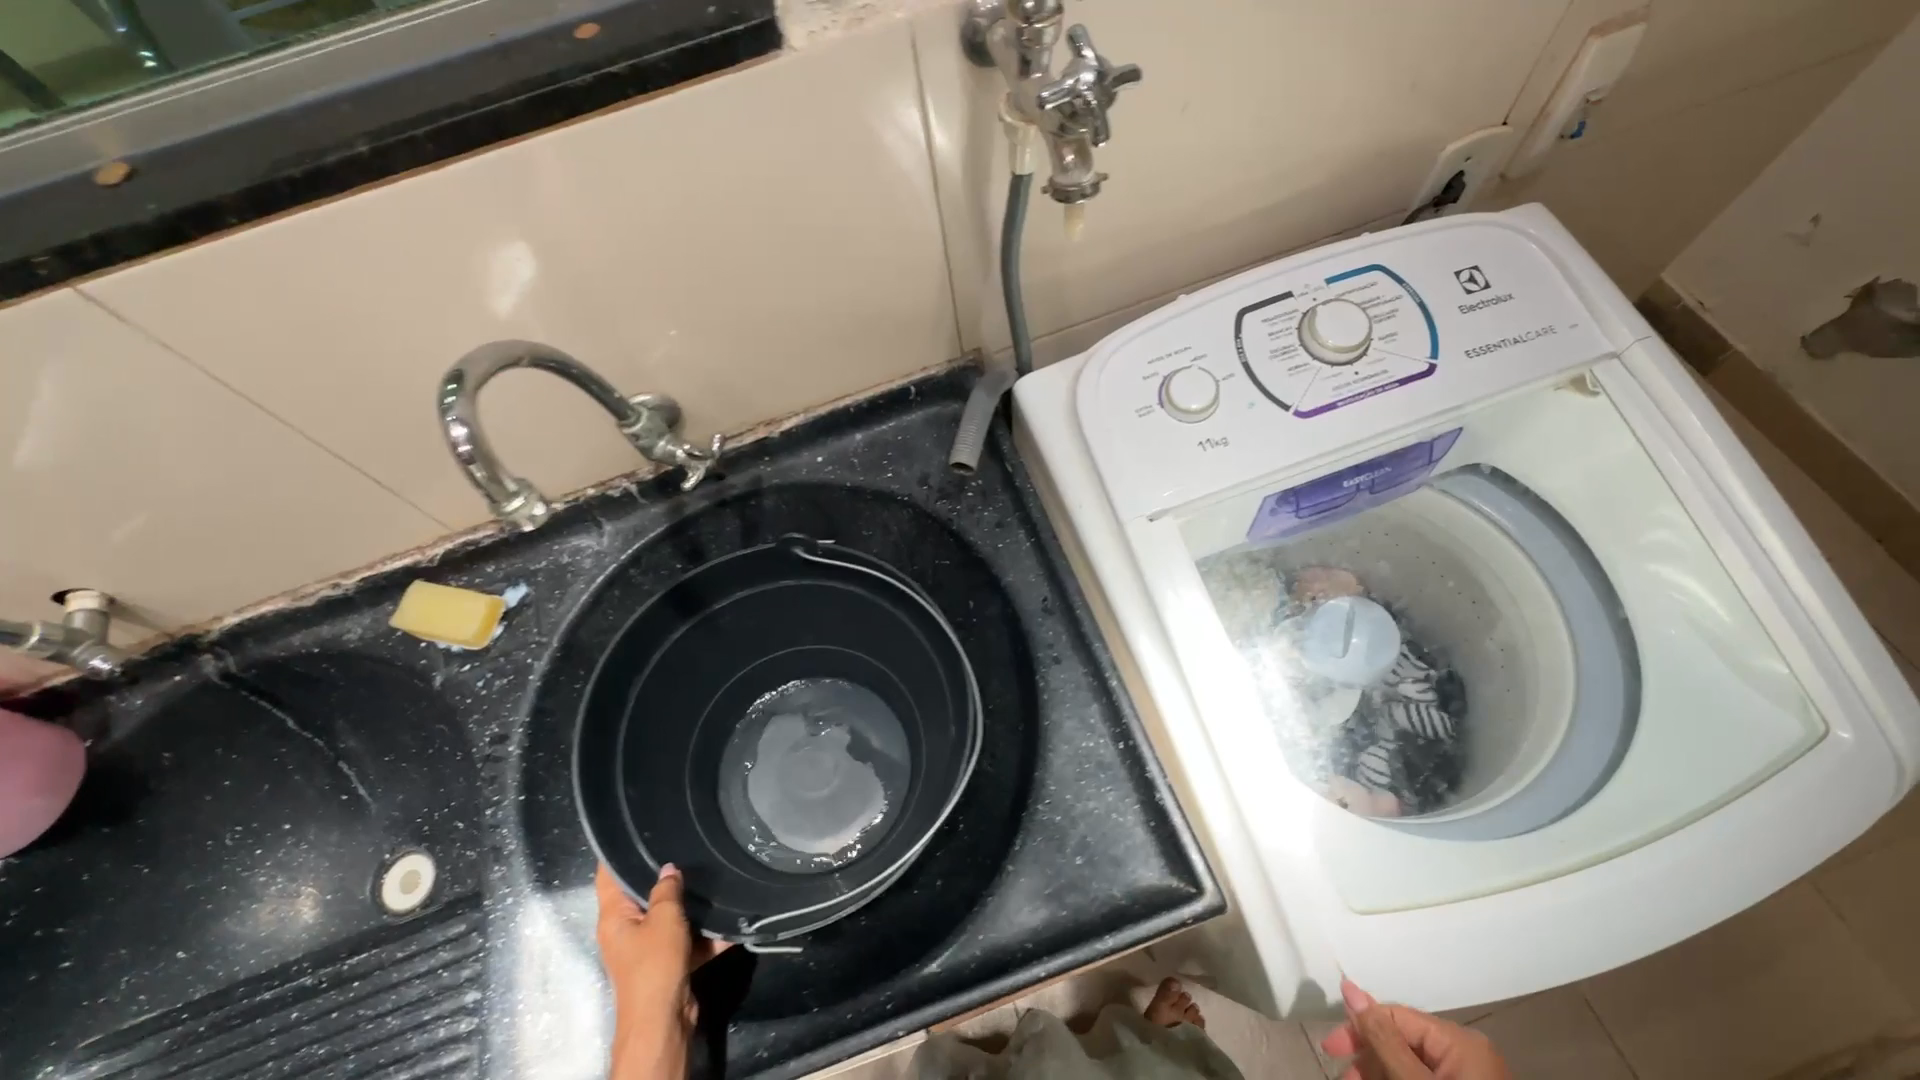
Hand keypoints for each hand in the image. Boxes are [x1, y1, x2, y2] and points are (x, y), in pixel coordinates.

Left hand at [596, 864, 728, 1079]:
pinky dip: (706, 936)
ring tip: (714, 878)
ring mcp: (646, 949)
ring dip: (690, 907)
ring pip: (668, 919)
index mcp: (614, 917)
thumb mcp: (664, 919)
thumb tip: (669, 869)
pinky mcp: (668, 964)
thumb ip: (667, 890)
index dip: (618, 854)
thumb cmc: (654, 965)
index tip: (638, 830)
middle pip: (642, 896)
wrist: (664, 1019)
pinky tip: (731, 922)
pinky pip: (687, 942)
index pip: (608, 877)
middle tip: (688, 848)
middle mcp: (626, 931)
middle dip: (664, 877)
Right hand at [1321, 979, 1511, 1079]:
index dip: (1358, 1029)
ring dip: (1380, 1075)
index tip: (1330, 1052)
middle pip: (1401, 1040)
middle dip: (1369, 1060)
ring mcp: (1469, 1076)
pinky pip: (1425, 1079)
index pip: (1395, 1016)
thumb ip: (1383, 1038)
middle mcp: (1466, 1052)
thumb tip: (1349, 987)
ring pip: (1410, 1063)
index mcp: (1458, 1041)